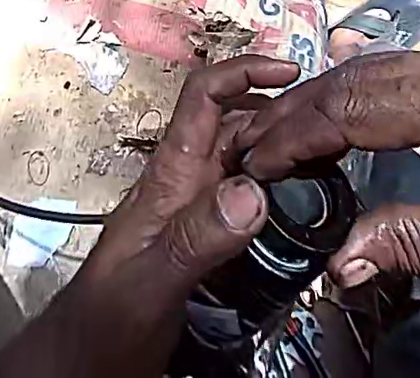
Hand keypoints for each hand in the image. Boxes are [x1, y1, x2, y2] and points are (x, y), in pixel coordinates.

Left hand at [0, 56, 298, 377]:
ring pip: (246, 155)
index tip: (288, 71)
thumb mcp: (152, 278)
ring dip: (281, 146)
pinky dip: (278, 184)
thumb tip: (253, 191)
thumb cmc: (108, 315)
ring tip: (325, 155)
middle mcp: (187, 177)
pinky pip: (250, 193)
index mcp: (170, 171)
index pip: (203, 96)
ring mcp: (198, 203)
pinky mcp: (209, 232)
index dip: (242, 71)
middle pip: (235, 121)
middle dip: (277, 111)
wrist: (91, 355)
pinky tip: (302, 199)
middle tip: (327, 127)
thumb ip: (197, 238)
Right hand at [235, 35, 419, 377]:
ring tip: (282, 129)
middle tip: (250, 141)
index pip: (359, 108)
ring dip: (329, 98)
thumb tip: (338, 255)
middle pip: (363, 77)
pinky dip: (369, 90)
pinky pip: (416, 69)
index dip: (298, 134)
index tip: (252, 159)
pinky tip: (338, 98)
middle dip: (300, 111)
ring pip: (385, 66)